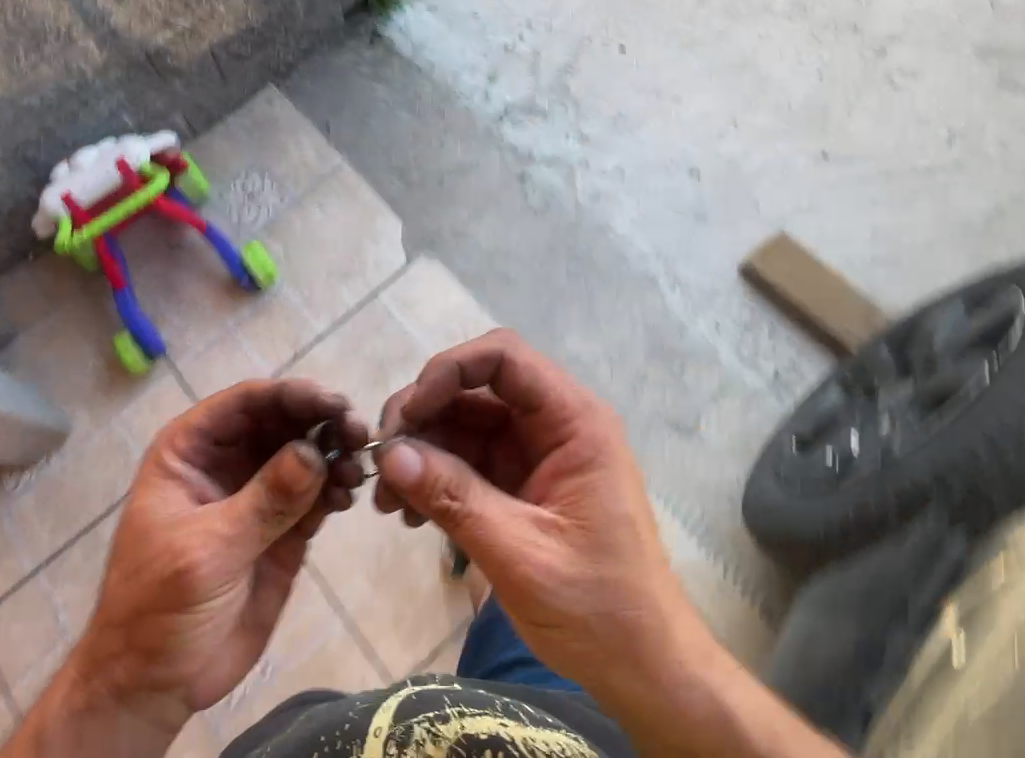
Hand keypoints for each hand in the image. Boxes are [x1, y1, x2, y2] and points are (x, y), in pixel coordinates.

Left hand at [7, 379, 366, 756]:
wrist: (154, 681)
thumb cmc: (159, 605)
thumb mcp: (207, 550)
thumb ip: (263, 501)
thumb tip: (314, 452)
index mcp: (190, 451)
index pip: (245, 403)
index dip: (289, 395)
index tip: (332, 403)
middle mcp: (226, 462)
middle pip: (281, 422)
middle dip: (320, 420)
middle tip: (358, 433)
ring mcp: (256, 496)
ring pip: (303, 455)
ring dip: (334, 454)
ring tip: (358, 469)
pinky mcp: (282, 531)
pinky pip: (314, 496)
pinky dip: (334, 490)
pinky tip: (348, 497)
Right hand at [373, 331, 846, 757]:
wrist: (642, 668)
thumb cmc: (598, 609)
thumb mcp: (520, 553)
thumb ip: (455, 498)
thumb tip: (390, 454)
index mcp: (574, 423)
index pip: (503, 358)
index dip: (447, 372)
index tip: (406, 418)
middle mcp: (553, 426)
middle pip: (473, 388)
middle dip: (421, 418)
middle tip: (382, 464)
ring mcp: (534, 454)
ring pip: (461, 425)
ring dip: (418, 453)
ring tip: (387, 502)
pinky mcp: (518, 484)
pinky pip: (464, 461)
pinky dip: (431, 480)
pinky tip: (409, 516)